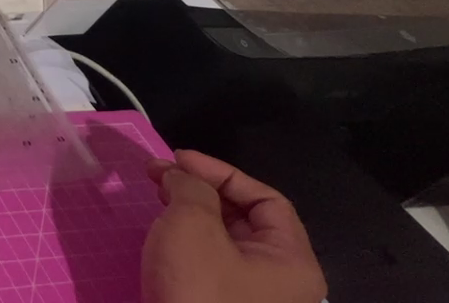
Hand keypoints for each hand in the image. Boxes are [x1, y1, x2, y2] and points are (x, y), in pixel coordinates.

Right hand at [142, 149, 326, 302]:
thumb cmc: (198, 288)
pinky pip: (217, 256)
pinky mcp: (228, 301)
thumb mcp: (192, 225)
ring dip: (193, 207)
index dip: (221, 172)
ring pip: (229, 235)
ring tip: (157, 195)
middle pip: (249, 216)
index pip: (267, 199)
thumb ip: (190, 188)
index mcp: (292, 260)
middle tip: (157, 173)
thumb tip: (182, 176)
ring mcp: (257, 293)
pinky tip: (165, 228)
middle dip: (202, 187)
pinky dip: (191, 232)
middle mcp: (283, 277)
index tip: (175, 159)